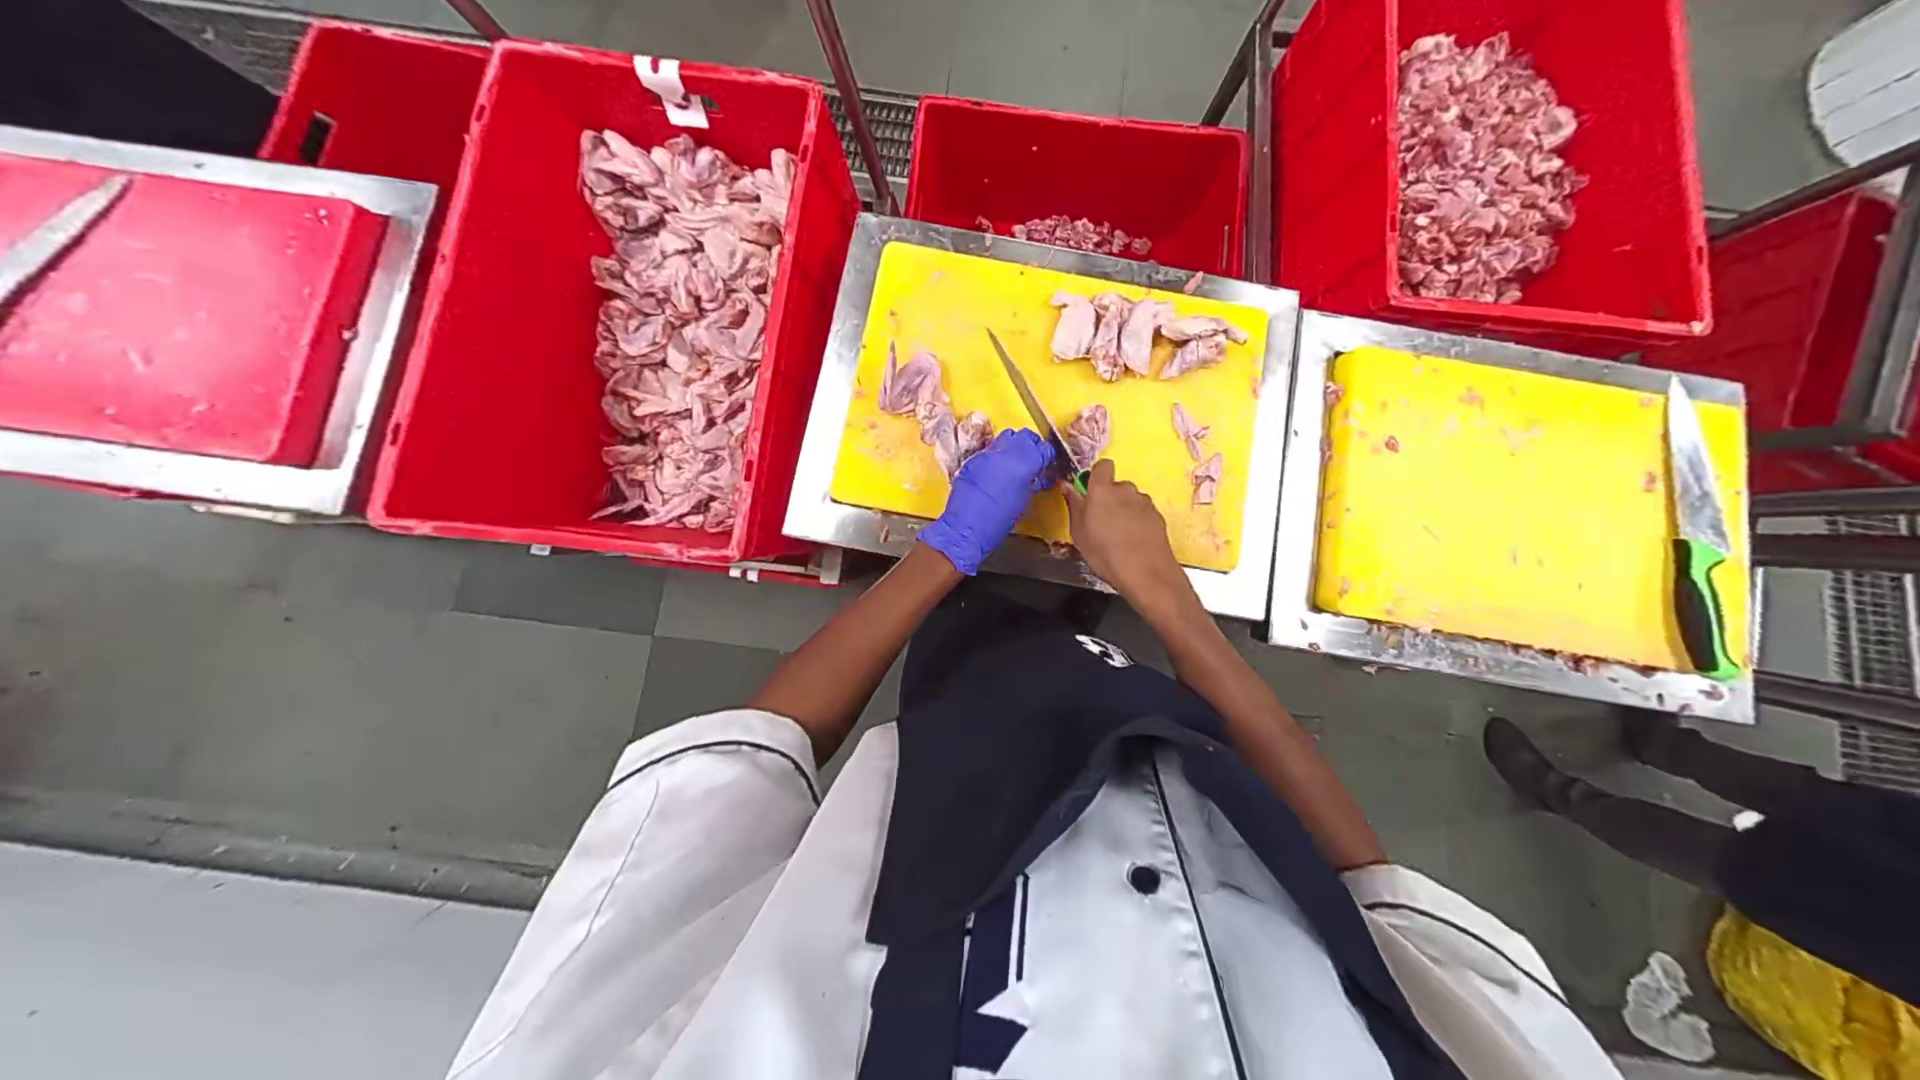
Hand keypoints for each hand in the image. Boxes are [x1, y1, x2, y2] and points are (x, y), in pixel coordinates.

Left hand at [919, 429, 1054, 575]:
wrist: (966, 528)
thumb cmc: (998, 521)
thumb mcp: (1024, 501)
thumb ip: (1034, 482)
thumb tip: (1040, 476)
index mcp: (1024, 463)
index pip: (1043, 448)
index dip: (1047, 455)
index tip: (1047, 462)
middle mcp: (1006, 453)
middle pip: (1024, 436)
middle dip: (1031, 444)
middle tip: (1033, 458)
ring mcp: (987, 454)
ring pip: (1006, 438)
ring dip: (1012, 446)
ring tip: (1014, 463)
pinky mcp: (973, 459)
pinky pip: (990, 450)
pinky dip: (997, 455)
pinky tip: (997, 470)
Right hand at [1064, 459, 1196, 616]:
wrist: (1145, 572)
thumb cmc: (1104, 553)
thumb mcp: (1079, 532)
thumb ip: (1074, 504)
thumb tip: (1066, 485)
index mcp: (1102, 490)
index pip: (1103, 465)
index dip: (1097, 476)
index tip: (1091, 492)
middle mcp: (1126, 490)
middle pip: (1117, 486)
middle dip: (1110, 498)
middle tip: (1101, 521)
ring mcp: (1144, 502)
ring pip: (1130, 500)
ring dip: (1124, 510)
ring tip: (1119, 535)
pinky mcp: (1158, 516)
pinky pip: (1142, 512)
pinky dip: (1137, 521)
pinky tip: (1133, 541)